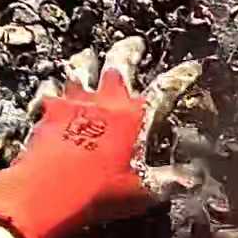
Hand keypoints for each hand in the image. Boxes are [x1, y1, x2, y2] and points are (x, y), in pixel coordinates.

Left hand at [0, 37, 200, 237]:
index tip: (191, 68)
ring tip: (88, 55)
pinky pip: (49, 91)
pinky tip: (50, 88)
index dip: (181, 76)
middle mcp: (105, 100)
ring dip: (87, 60)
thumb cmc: (97, 192)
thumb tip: (193, 179)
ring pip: (81, 68)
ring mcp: (73, 102)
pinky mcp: (47, 111)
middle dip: (130, 51)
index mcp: (134, 116)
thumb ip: (168, 181)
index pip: (165, 89)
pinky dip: (52, 88)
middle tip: (136, 45)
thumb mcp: (141, 192)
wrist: (44, 193)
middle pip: (120, 63)